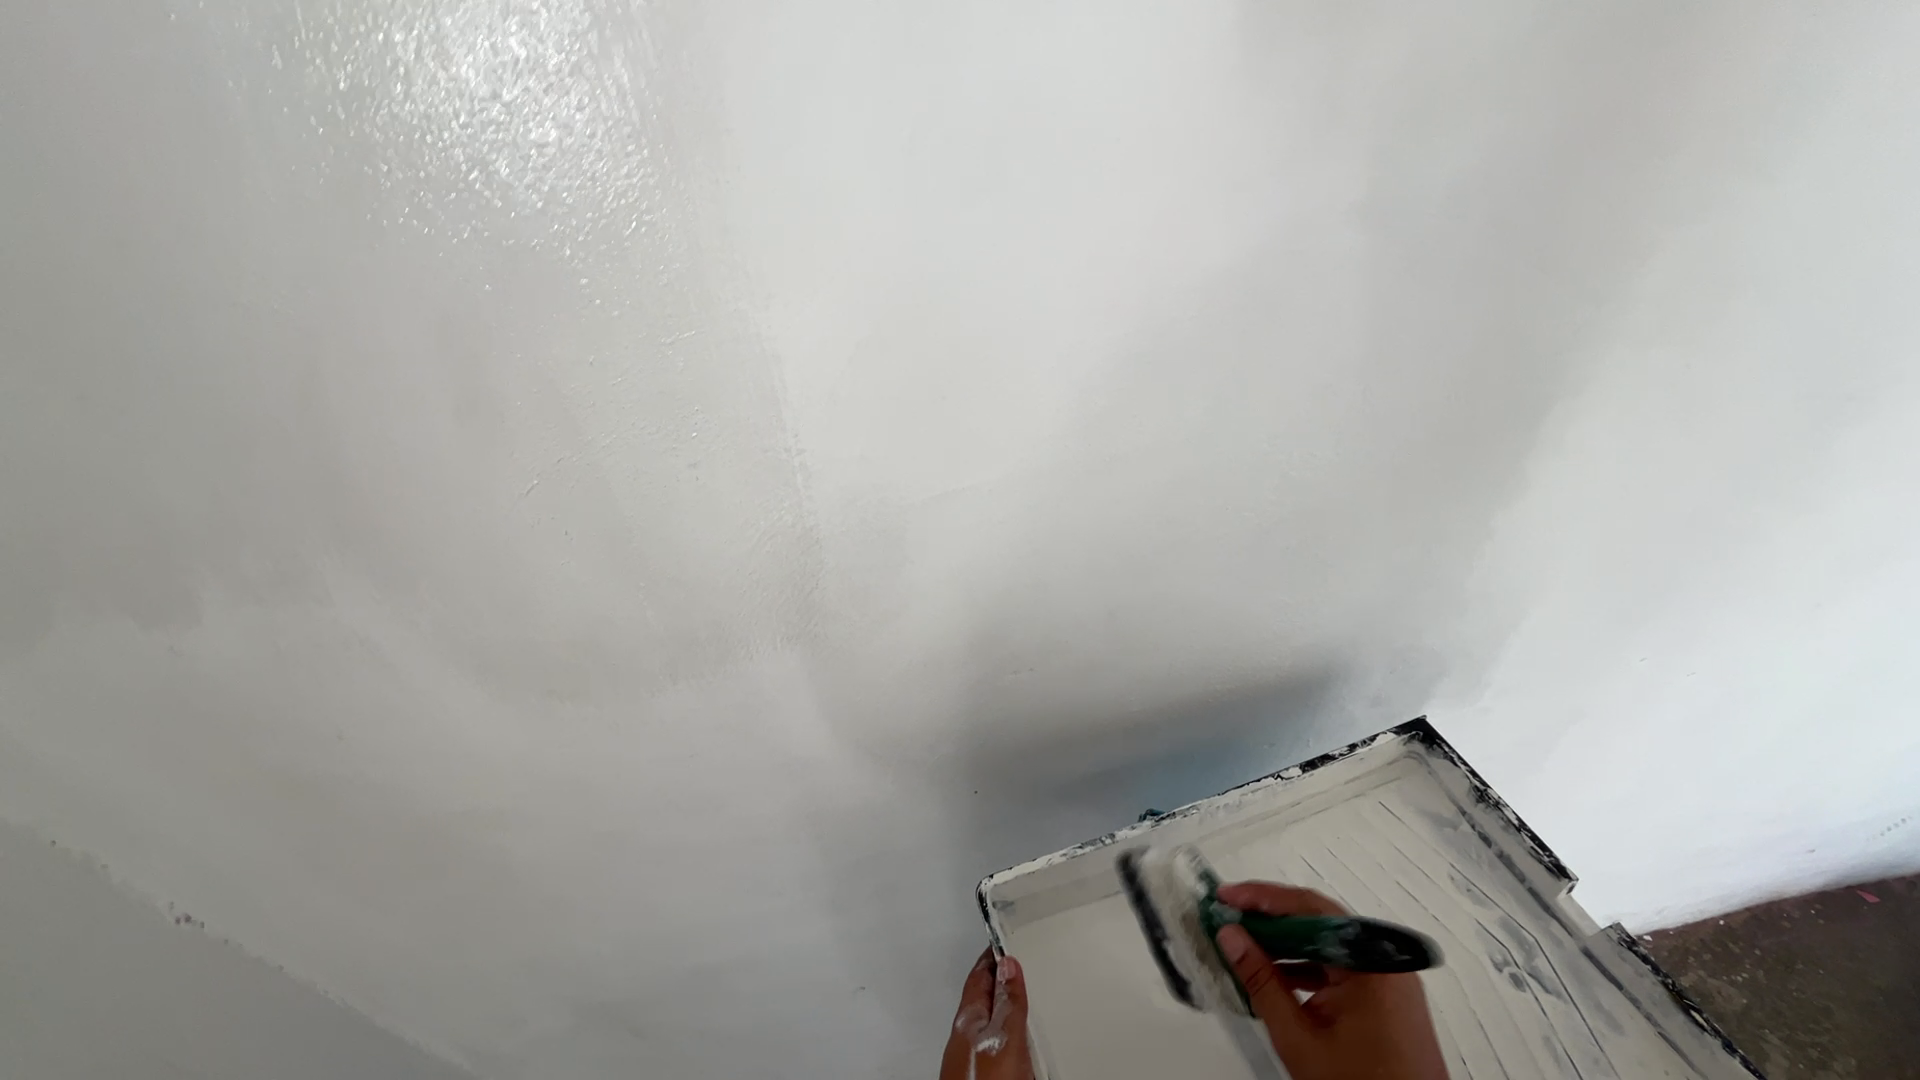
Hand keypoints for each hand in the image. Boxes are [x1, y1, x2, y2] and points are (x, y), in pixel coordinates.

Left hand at [940, 948, 1032, 1079]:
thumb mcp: (1005, 1035)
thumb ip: (1008, 1002)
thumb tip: (1008, 965)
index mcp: (969, 1017)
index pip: (979, 974)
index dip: (993, 956)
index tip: (1004, 942)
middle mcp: (966, 1033)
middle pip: (981, 995)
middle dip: (998, 980)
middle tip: (1011, 964)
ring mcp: (970, 1053)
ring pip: (987, 1018)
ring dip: (1001, 1005)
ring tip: (1015, 996)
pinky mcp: (979, 1071)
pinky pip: (992, 1039)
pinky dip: (1004, 1030)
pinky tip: (1013, 1039)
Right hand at [1215, 882, 1448, 1079]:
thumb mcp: (1298, 1038)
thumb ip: (1261, 981)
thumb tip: (1229, 934)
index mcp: (1370, 962)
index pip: (1309, 908)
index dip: (1262, 897)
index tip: (1224, 895)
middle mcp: (1385, 961)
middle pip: (1319, 922)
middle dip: (1270, 918)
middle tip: (1228, 916)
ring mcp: (1389, 980)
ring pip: (1328, 944)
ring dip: (1286, 943)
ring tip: (1244, 944)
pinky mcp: (1387, 1000)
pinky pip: (1341, 968)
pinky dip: (1307, 967)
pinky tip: (1274, 976)